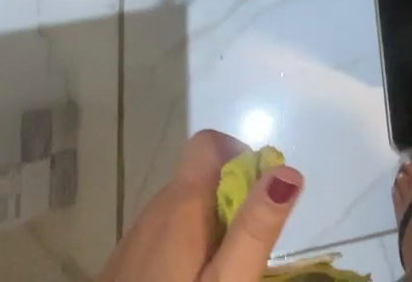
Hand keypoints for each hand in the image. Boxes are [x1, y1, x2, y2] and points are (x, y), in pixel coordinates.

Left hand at [101, 129, 304, 281]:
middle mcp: (155, 212)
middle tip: (250, 252)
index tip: (261, 201)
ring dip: (212, 226)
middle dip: (234, 199)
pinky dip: (188, 249)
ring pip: (184, 209)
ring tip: (225, 275)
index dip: (242, 157)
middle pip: (201, 178)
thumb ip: (255, 227)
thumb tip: (287, 170)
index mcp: (181, 205)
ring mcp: (135, 242)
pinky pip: (164, 238)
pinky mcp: (124, 270)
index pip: (210, 143)